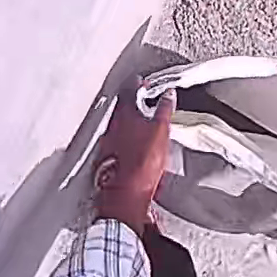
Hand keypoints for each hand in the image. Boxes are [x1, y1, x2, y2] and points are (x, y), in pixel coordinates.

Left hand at [94, 87, 174, 230]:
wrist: (125, 195)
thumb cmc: (142, 162)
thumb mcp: (160, 132)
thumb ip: (164, 110)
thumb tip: (168, 94)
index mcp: (125, 113)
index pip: (130, 89)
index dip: (139, 84)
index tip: (145, 82)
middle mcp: (112, 125)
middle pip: (122, 106)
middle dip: (133, 102)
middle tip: (143, 100)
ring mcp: (108, 141)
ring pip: (118, 123)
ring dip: (129, 120)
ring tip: (140, 123)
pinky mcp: (107, 158)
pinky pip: (116, 141)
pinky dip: (124, 138)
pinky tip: (132, 145)